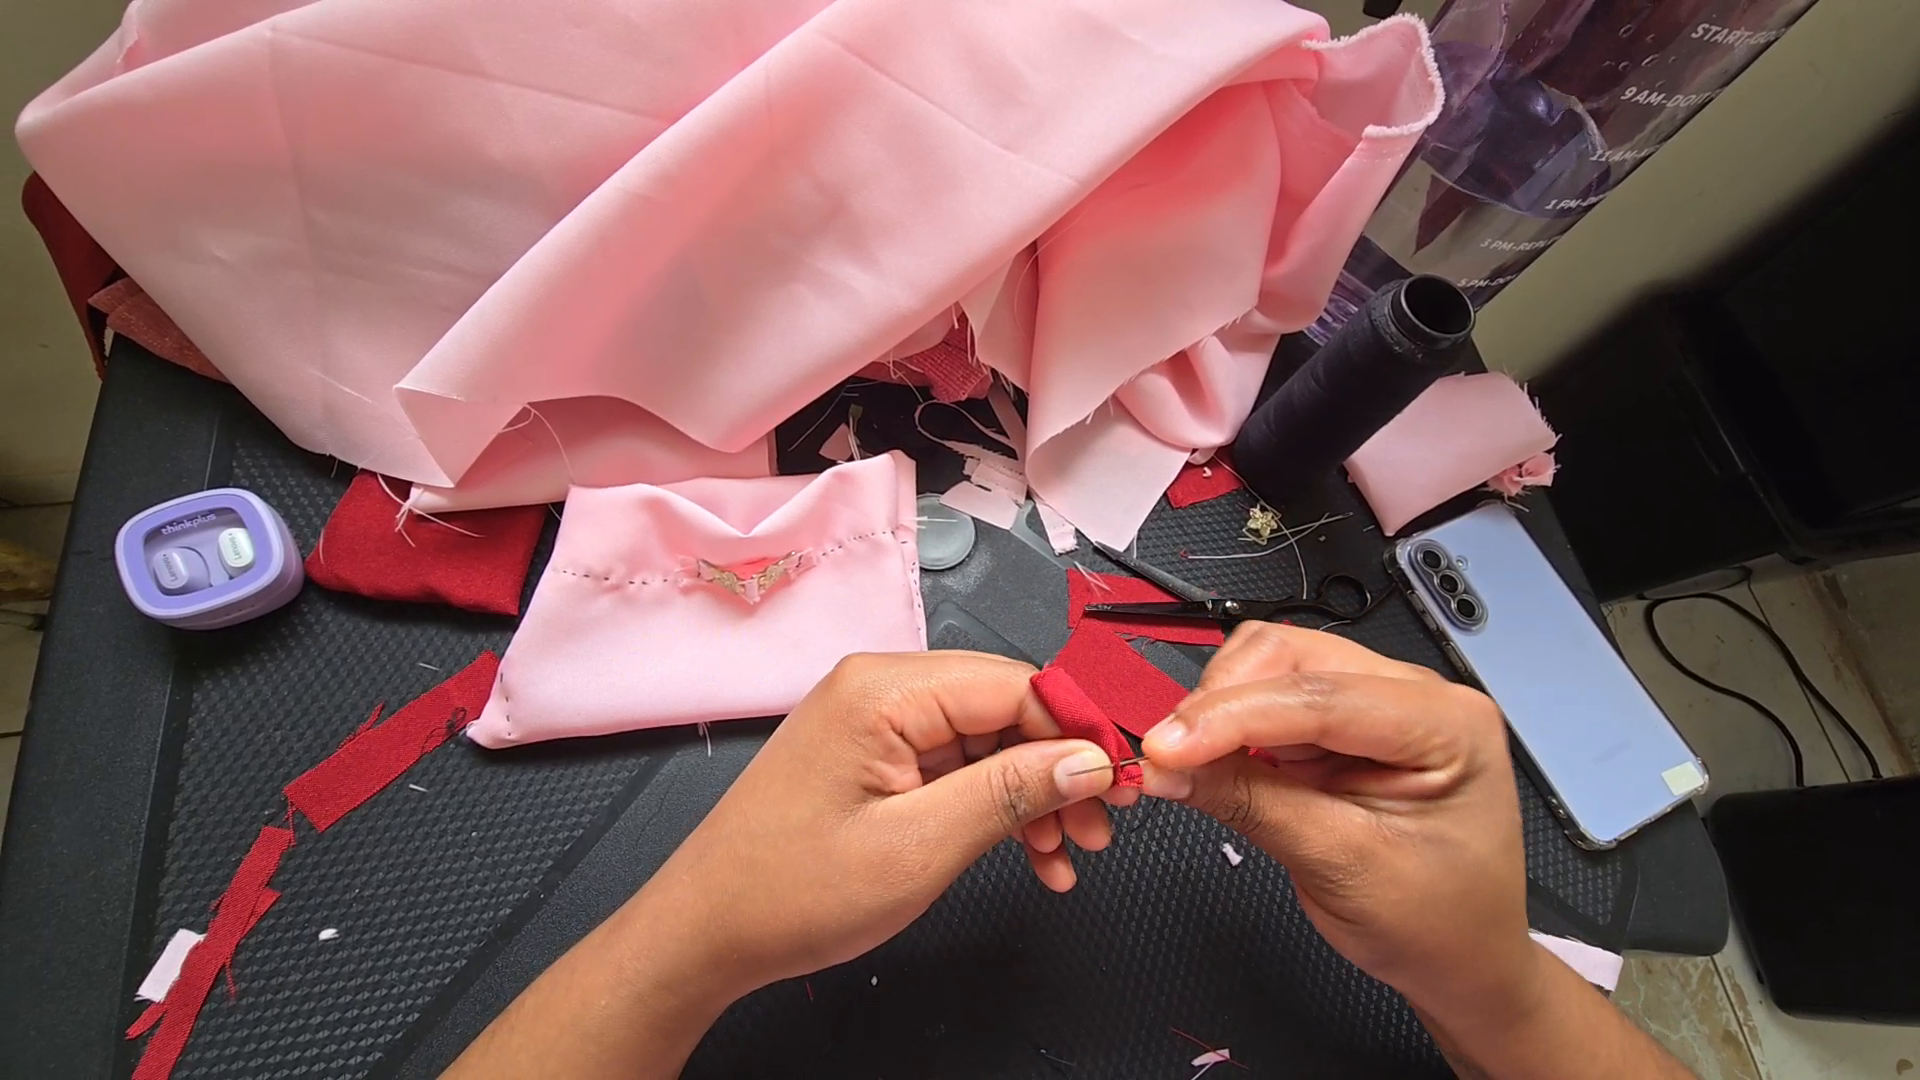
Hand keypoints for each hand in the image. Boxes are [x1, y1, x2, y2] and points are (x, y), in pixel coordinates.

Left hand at [639, 650, 1125, 1000]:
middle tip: (1097, 826)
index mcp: (883, 689)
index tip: (1119, 779)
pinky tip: (1025, 850)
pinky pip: (955, 764)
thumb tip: (1086, 759)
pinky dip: (994, 803)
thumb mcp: (918, 846)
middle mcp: (881, 688)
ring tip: (1063, 852)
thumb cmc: (790, 890)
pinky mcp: (877, 753)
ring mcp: (878, 720)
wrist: (706, 932)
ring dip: (1030, 793)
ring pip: (985, 740)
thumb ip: (1010, 791)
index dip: (1075, 730)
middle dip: (1057, 767)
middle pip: (1002, 708)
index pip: (1012, 684)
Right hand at [1138, 624, 1537, 1013]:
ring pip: (1264, 662)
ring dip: (1217, 704)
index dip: (1232, 716)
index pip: (1320, 697)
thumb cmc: (1432, 920)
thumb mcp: (1339, 865)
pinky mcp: (1330, 715)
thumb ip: (1247, 803)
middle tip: (1171, 753)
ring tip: (1194, 759)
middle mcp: (1408, 691)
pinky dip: (1224, 718)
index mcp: (1445, 724)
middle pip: (1288, 656)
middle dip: (1221, 699)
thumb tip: (1163, 767)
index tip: (1165, 748)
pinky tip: (1213, 756)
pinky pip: (1260, 691)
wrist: (1458, 954)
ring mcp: (1367, 696)